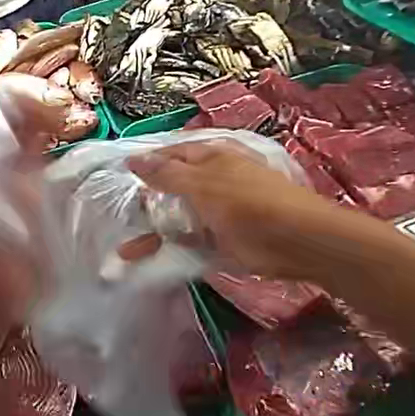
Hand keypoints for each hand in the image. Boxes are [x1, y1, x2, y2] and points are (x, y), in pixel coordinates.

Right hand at [127, 139, 362, 280]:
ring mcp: (218, 211)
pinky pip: (189, 242)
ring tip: (125, 249)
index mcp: (212, 157)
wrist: (295, 240)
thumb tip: (134, 160)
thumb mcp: (202, 183)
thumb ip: (166, 174)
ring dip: (153, 231)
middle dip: (146, 202)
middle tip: (120, 216)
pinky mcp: (222, 240)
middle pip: (173, 187)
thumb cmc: (248, 202)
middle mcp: (214, 180)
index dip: (147, 164)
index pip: (172, 154)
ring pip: (178, 217)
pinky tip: (148, 260)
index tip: (120, 178)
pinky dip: (169, 249)